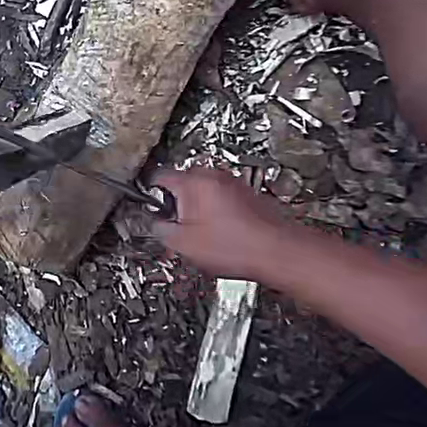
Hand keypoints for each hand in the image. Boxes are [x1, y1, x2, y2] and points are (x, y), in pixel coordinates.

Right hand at [150, 166, 295, 281]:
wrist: (277, 251)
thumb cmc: (236, 246)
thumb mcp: (183, 243)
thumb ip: (160, 229)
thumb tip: (153, 223)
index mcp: (193, 182)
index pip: (158, 176)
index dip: (149, 193)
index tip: (150, 206)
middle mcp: (212, 175)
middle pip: (181, 182)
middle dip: (176, 202)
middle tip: (177, 225)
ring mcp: (231, 182)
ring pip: (201, 189)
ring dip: (196, 206)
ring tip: (202, 232)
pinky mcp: (245, 192)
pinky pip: (219, 195)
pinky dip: (215, 209)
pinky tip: (221, 232)